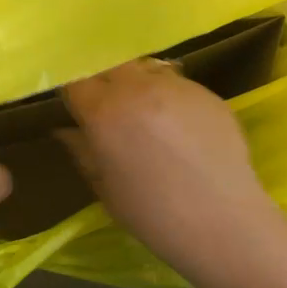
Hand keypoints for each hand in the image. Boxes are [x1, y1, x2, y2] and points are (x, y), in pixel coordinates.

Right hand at [58, 60, 277, 272]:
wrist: (220, 221)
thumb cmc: (150, 213)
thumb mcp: (104, 186)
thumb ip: (82, 151)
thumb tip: (65, 130)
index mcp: (104, 112)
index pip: (76, 82)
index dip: (72, 95)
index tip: (74, 111)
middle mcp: (138, 88)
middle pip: (110, 66)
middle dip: (103, 84)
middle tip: (107, 112)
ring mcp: (177, 86)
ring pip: (145, 70)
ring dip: (135, 86)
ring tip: (142, 116)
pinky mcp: (208, 93)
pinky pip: (176, 85)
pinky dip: (167, 98)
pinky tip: (175, 128)